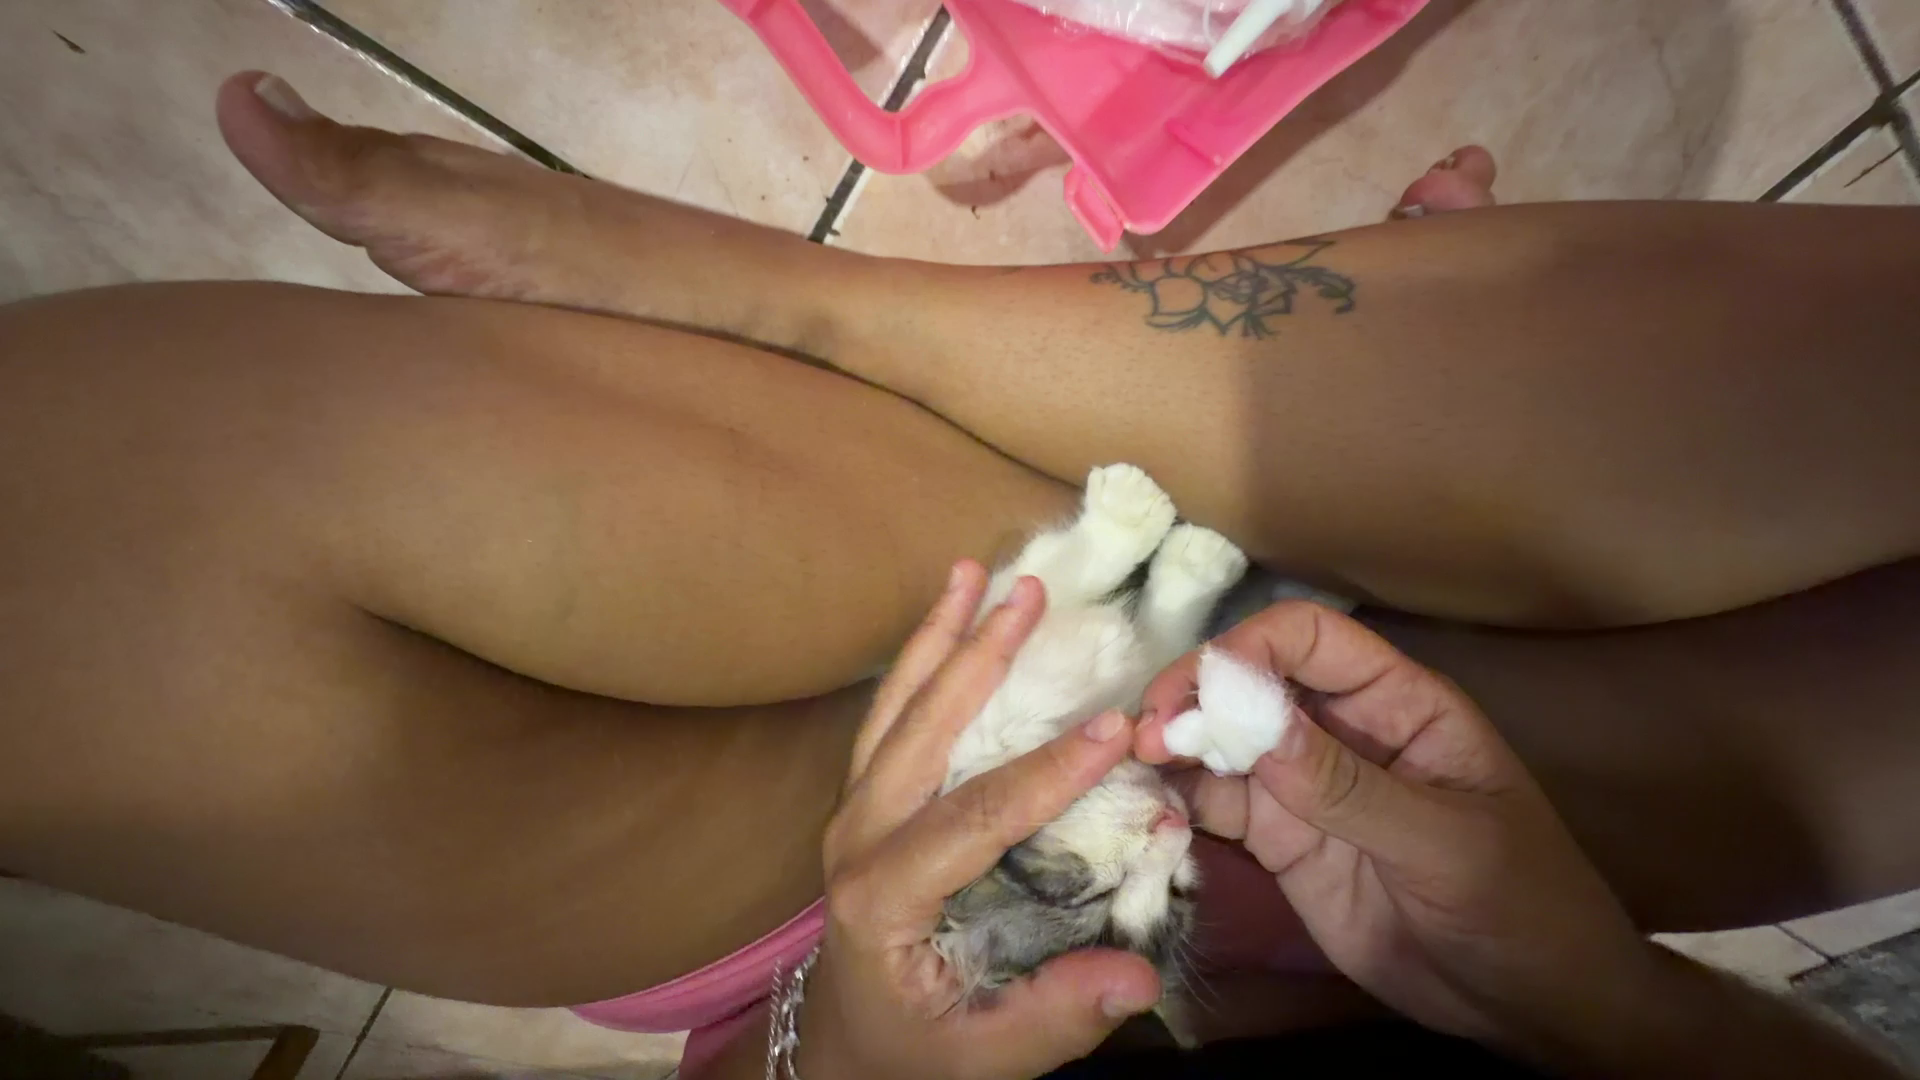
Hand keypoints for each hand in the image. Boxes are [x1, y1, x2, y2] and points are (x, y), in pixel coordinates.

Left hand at [801, 562, 1162, 1079]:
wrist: (838, 1038)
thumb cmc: (910, 1047)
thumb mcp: (981, 1059)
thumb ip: (1055, 1018)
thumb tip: (1139, 978)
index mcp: (885, 894)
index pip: (978, 817)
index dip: (1050, 773)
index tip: (1115, 729)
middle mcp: (859, 832)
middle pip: (922, 728)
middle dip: (980, 655)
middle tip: (1030, 594)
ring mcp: (854, 803)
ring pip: (895, 703)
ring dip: (937, 633)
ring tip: (971, 572)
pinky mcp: (862, 791)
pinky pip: (889, 713)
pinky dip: (919, 657)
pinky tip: (947, 617)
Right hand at [1136, 601, 1661, 1056]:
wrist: (1526, 1008)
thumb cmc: (1520, 910)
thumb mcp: (1446, 845)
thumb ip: (1349, 785)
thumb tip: (1256, 726)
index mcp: (1392, 701)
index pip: (1309, 638)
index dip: (1252, 647)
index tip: (1201, 689)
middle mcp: (1334, 725)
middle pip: (1248, 679)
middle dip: (1193, 695)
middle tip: (1146, 730)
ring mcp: (1300, 779)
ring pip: (1220, 736)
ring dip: (1175, 742)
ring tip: (1134, 761)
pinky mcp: (1276, 830)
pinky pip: (1217, 798)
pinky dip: (1180, 794)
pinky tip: (1150, 801)